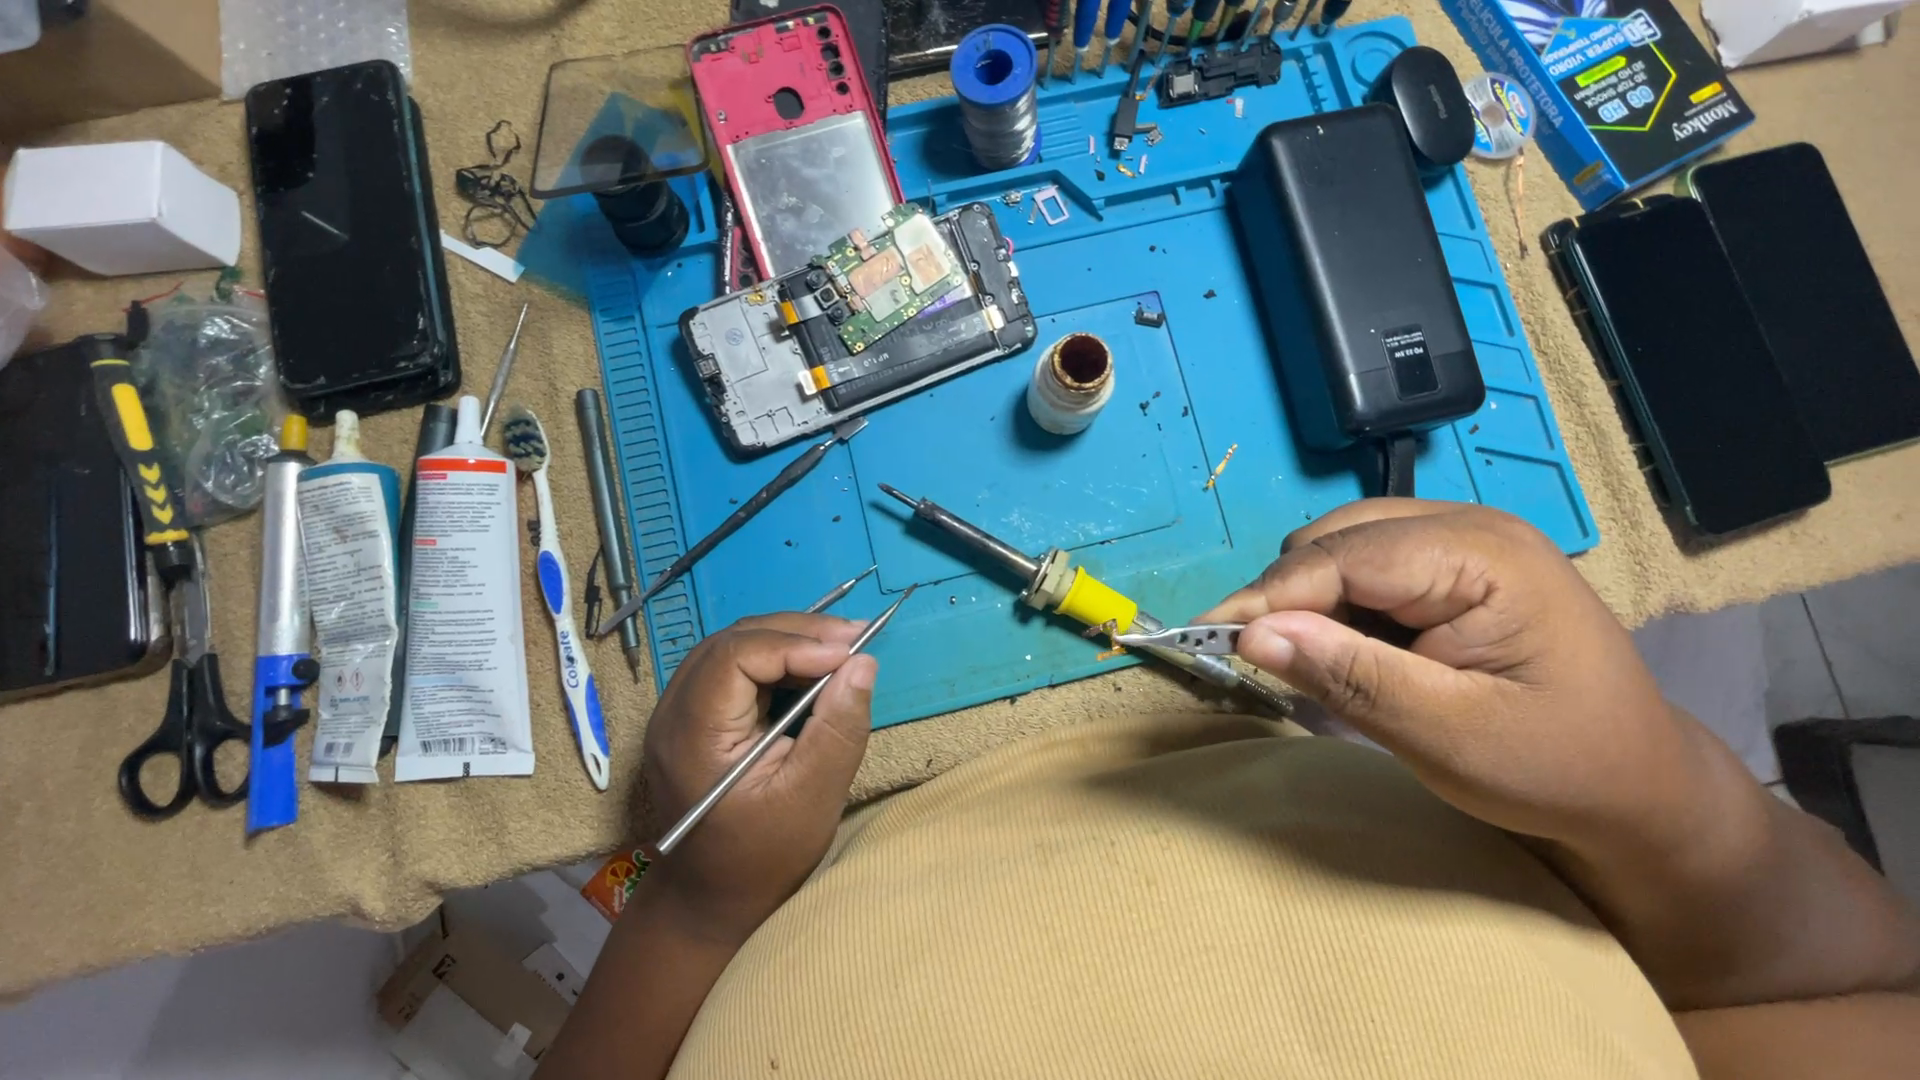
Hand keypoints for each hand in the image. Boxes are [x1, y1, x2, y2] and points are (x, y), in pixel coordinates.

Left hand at [640, 613, 876, 942]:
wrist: (710, 902)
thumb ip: (838, 730)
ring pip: (735, 648)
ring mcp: (682, 712)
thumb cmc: (761, 860)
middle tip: (856, 638)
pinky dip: (780, 660)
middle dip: (798, 632)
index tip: (849, 653)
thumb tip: (863, 663)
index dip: (794, 643)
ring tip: (844, 647)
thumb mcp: (812, 800)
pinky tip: (816, 666)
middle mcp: (675, 712)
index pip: (735, 656)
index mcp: (691, 735)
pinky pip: (737, 669)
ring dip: (790, 640)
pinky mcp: (699, 717)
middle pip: (733, 642)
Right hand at [1200, 498, 1711, 851]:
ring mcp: (1461, 541)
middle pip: (1333, 540)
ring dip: (1307, 601)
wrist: (1634, 787)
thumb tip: (1249, 636)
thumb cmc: (1553, 767)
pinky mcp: (1449, 565)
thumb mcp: (1446, 734)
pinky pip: (1362, 567)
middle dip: (1286, 598)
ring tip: (1310, 662)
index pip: (1341, 558)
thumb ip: (1347, 676)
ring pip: (1339, 549)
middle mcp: (1467, 527)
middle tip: (1262, 662)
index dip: (1267, 598)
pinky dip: (1334, 606)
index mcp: (1481, 556)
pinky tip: (1346, 649)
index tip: (1206, 640)